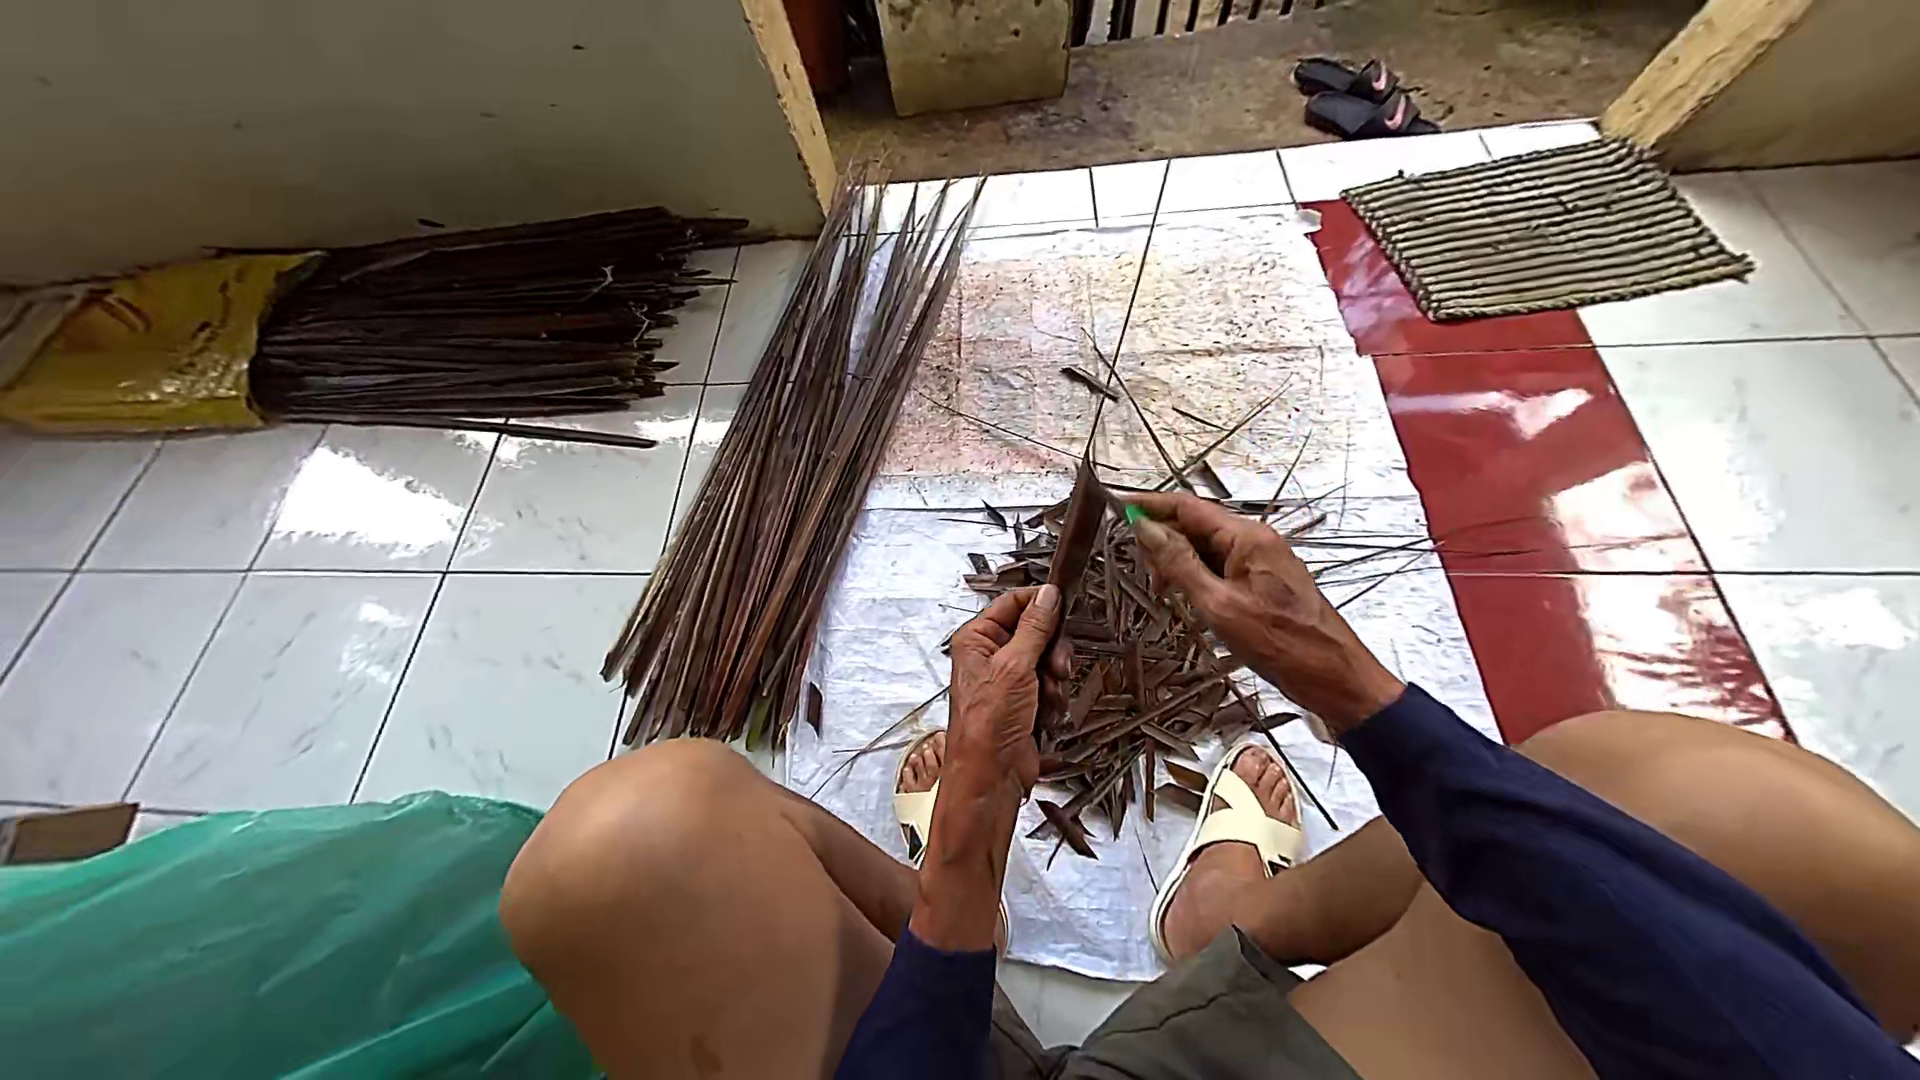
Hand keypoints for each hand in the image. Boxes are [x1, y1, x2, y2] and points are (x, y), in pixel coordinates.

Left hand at [947, 584, 1070, 794]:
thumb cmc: (988, 721)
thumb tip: (1048, 594)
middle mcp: (991, 654)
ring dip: (1055, 680)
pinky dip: (1053, 699)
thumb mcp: (1015, 666)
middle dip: (1052, 652)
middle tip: (1057, 667)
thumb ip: (1035, 627)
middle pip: (1036, 632)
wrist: (992, 774)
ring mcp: (1009, 678)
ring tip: (1046, 697)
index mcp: (977, 638)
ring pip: (1048, 660)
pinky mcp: (1024, 700)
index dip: (1039, 603)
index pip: (1012, 603)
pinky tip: (1044, 714)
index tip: (1064, 604)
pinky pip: (1051, 685)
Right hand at [1127, 493, 1403, 733]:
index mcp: (1247, 538)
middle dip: (1162, 540)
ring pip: (1205, 546)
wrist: (1334, 677)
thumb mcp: (1218, 605)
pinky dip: (1196, 574)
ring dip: (1177, 560)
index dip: (1149, 505)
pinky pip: (1219, 564)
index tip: (1119, 508)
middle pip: (1195, 524)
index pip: (1187, 507)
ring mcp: (1260, 559)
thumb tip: (1146, 530)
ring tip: (1162, 588)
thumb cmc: (1283, 644)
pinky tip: (1185, 594)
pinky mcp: (1262, 578)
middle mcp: (1255, 540)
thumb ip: (1179, 564)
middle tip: (1142, 567)